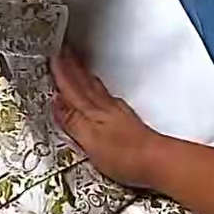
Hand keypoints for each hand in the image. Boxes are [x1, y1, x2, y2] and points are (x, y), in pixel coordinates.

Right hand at [50, 48, 166, 189]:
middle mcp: (106, 108)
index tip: (54, 56)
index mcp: (94, 112)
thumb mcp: (91, 141)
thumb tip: (56, 101)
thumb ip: (73, 121)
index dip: (62, 74)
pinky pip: (105, 96)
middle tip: (64, 51)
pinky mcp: (127, 121)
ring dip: (84, 76)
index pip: (73, 89)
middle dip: (72, 68)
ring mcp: (118, 113)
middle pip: (85, 84)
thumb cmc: (125, 155)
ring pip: (96, 88)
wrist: (159, 162)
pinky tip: (99, 92)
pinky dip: (96, 89)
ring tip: (77, 65)